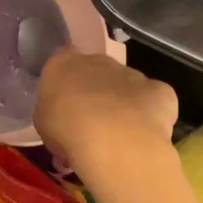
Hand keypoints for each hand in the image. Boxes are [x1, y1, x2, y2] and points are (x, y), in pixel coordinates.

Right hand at [35, 50, 178, 186]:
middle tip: (89, 122)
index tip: (64, 101)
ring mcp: (132, 73)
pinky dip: (150, 112)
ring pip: (125, 85)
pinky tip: (144, 133)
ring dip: (121, 102)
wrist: (114, 142)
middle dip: (94, 90)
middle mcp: (98, 60)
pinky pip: (154, 99)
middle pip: (96, 70)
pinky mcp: (160, 90)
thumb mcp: (43, 124)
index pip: (62, 60)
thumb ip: (52, 111)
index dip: (65, 80)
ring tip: (118, 135)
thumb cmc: (67, 131)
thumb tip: (62, 116)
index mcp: (64, 63)